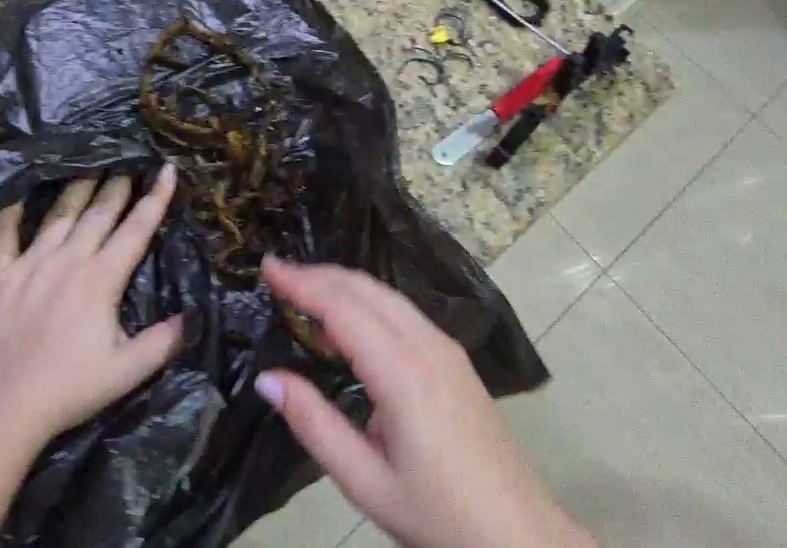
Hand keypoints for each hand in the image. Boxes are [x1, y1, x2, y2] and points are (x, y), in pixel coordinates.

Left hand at [0, 166, 185, 449]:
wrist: (0, 409)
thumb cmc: (68, 391)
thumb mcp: (126, 371)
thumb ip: (163, 342)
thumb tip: (193, 316)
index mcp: (101, 280)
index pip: (136, 229)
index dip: (155, 198)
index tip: (166, 169)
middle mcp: (67, 261)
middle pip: (98, 213)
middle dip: (117, 184)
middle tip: (128, 162)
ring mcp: (29, 265)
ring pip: (58, 216)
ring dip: (77, 189)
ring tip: (89, 167)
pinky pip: (4, 236)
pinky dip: (11, 213)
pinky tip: (17, 194)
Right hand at [255, 257, 592, 547]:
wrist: (520, 536)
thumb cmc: (439, 515)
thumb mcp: (365, 482)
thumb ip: (314, 425)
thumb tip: (267, 378)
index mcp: (403, 372)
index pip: (342, 307)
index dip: (301, 283)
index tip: (266, 265)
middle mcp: (427, 345)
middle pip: (365, 288)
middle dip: (318, 274)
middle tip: (276, 272)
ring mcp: (446, 349)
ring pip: (387, 294)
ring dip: (342, 283)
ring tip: (301, 288)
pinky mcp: (455, 360)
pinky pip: (402, 311)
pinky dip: (365, 300)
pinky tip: (346, 318)